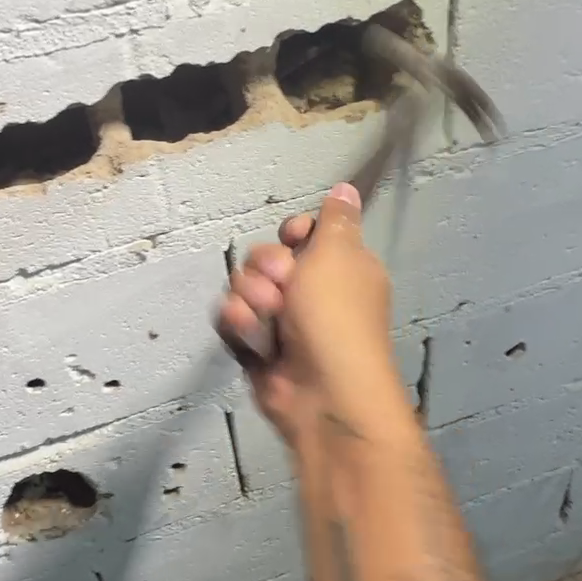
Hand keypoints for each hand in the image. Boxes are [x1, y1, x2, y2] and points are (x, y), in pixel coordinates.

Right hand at [218, 183, 396, 442]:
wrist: (322, 393)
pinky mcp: (257, 344)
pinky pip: (234, 318)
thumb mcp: (339, 255)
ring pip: (245, 286)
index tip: (294, 238)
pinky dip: (240, 324)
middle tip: (284, 287)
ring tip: (268, 318)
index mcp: (339, 266)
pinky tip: (251, 336)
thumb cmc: (336, 316)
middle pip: (267, 256)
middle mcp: (312, 290)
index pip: (303, 232)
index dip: (293, 232)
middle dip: (267, 268)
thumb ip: (335, 218)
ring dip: (252, 298)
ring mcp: (282, 319)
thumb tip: (347, 187)